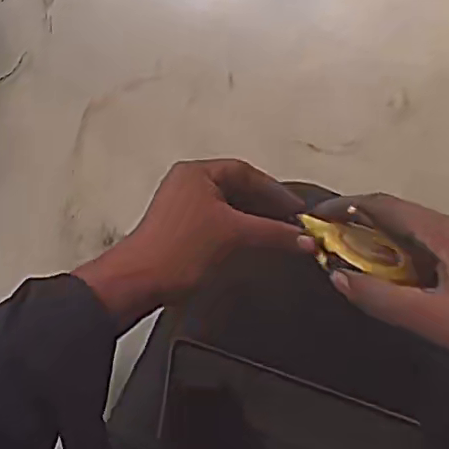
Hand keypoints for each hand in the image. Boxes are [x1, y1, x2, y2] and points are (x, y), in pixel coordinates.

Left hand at [74, 159, 310, 328]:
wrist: (144, 277)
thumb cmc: (179, 248)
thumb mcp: (235, 235)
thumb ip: (274, 232)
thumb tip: (304, 238)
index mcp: (194, 173)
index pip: (243, 171)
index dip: (274, 189)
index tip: (298, 208)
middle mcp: (186, 183)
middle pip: (236, 186)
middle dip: (266, 203)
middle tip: (294, 221)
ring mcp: (182, 203)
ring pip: (228, 204)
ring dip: (255, 217)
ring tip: (282, 233)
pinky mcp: (182, 225)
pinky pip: (219, 219)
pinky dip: (241, 227)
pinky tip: (258, 242)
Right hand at [316, 193, 448, 409]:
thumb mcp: (442, 324)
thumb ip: (384, 300)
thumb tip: (336, 277)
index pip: (385, 204)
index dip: (343, 207)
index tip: (312, 220)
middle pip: (402, 216)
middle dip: (360, 227)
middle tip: (330, 248)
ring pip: (421, 236)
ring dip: (385, 245)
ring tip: (360, 268)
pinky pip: (439, 252)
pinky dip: (409, 259)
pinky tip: (406, 286)